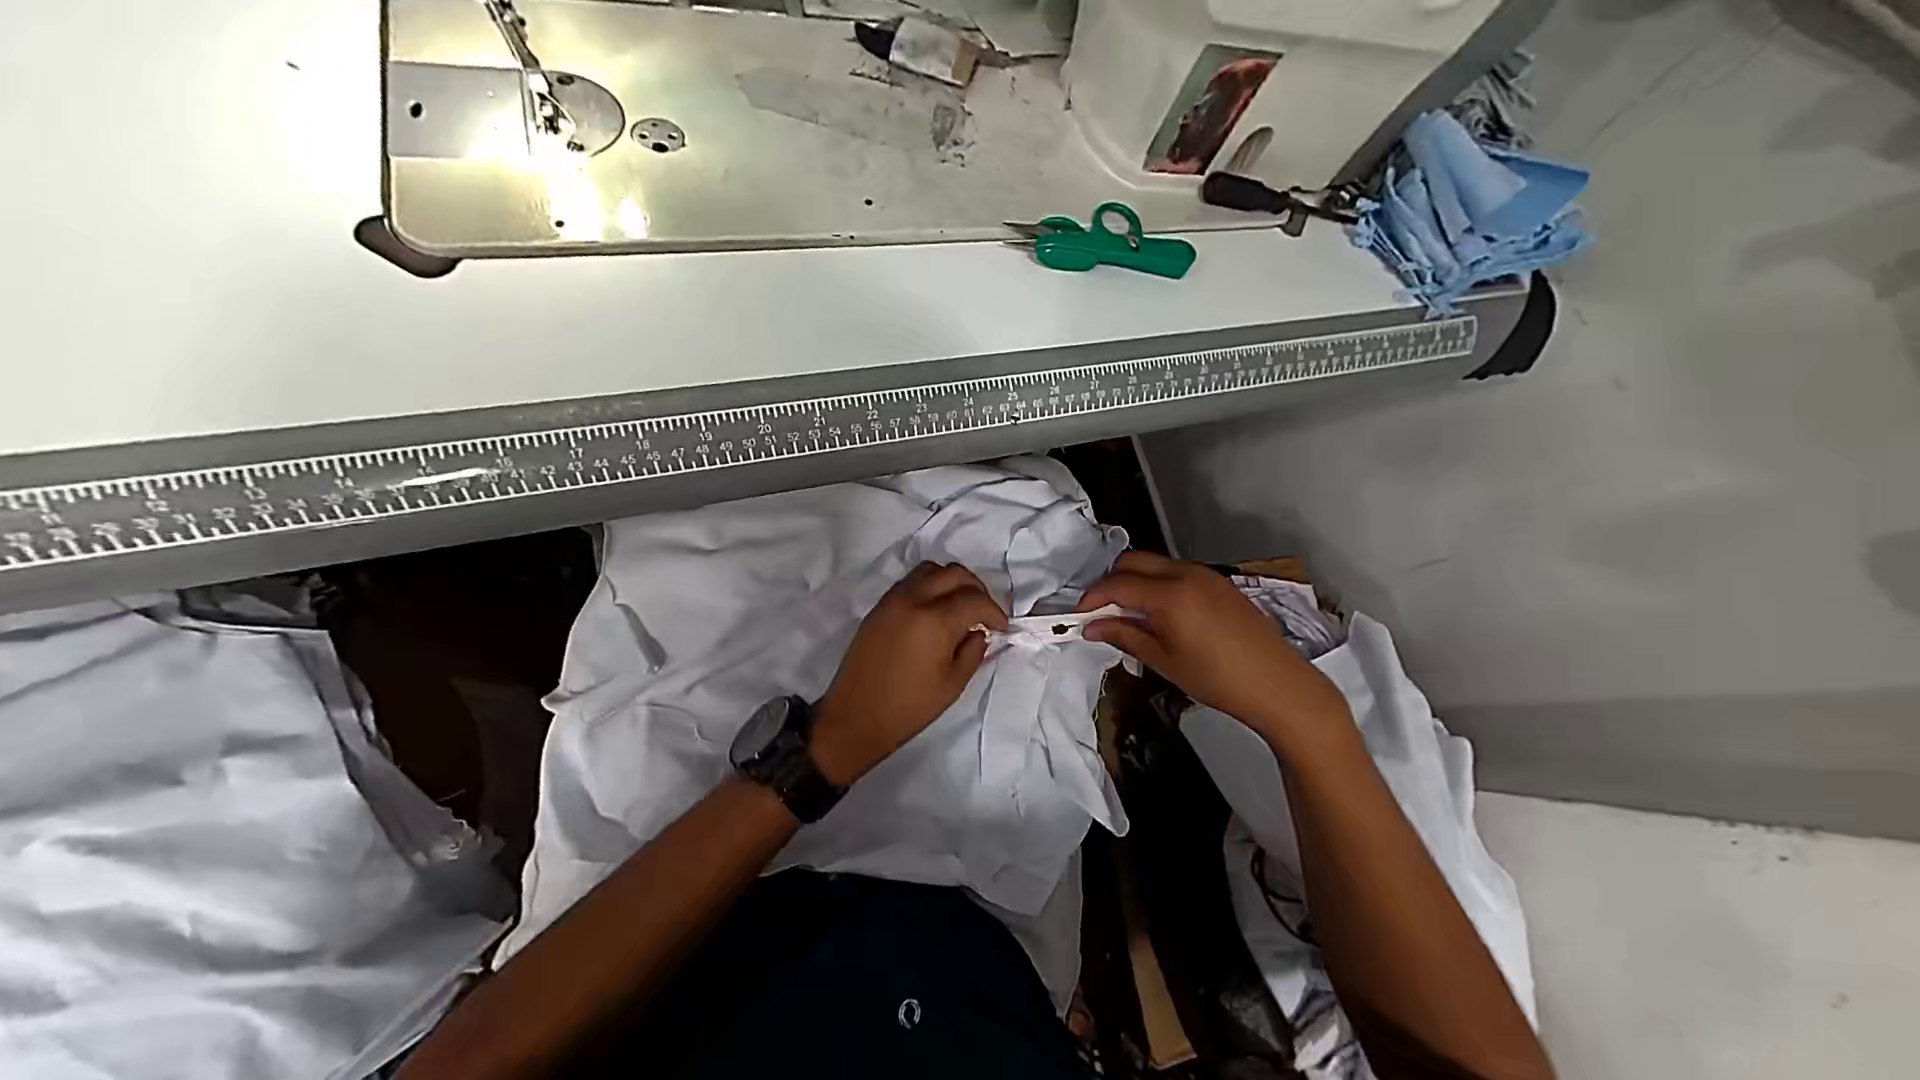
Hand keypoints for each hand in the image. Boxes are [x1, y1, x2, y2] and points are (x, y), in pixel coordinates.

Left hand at [811, 562, 1008, 784]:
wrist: (855, 717)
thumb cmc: (908, 707)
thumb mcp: (952, 684)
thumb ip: (973, 651)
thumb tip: (978, 632)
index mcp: (934, 620)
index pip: (975, 600)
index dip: (994, 611)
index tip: (1002, 627)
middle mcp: (913, 600)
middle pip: (954, 574)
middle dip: (977, 589)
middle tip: (985, 613)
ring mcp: (892, 599)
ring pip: (930, 570)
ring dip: (952, 581)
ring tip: (960, 606)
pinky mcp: (879, 606)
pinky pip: (910, 581)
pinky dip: (930, 585)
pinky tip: (936, 610)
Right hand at [1078, 552, 1353, 754]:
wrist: (1278, 685)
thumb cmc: (1217, 679)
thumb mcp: (1163, 660)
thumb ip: (1124, 635)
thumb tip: (1092, 627)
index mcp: (1170, 594)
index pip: (1116, 585)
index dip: (1091, 599)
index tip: (1078, 617)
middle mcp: (1186, 574)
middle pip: (1132, 562)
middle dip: (1110, 583)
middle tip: (1100, 613)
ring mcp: (1206, 575)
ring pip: (1155, 564)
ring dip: (1134, 581)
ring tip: (1128, 616)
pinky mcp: (1219, 583)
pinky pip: (1176, 572)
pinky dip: (1157, 584)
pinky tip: (1159, 614)